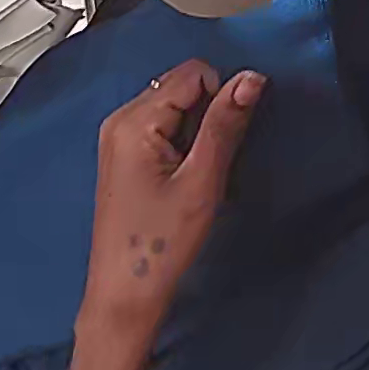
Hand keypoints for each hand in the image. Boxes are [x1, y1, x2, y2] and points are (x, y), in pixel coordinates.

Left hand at [76, 59, 263, 350]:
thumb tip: (251, 78)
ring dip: (196, 125)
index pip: (193, 73)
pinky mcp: (123, 151)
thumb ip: (226, 123)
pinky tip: (181, 174)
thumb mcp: (202, 181)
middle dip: (207, 110)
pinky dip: (182, 137)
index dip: (221, 96)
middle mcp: (120, 118)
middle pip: (181, 84)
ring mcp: (118, 134)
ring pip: (174, 102)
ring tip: (194, 170)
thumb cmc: (162, 244)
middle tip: (208, 159)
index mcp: (135, 120)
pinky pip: (162, 121)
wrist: (124, 296)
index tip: (225, 137)